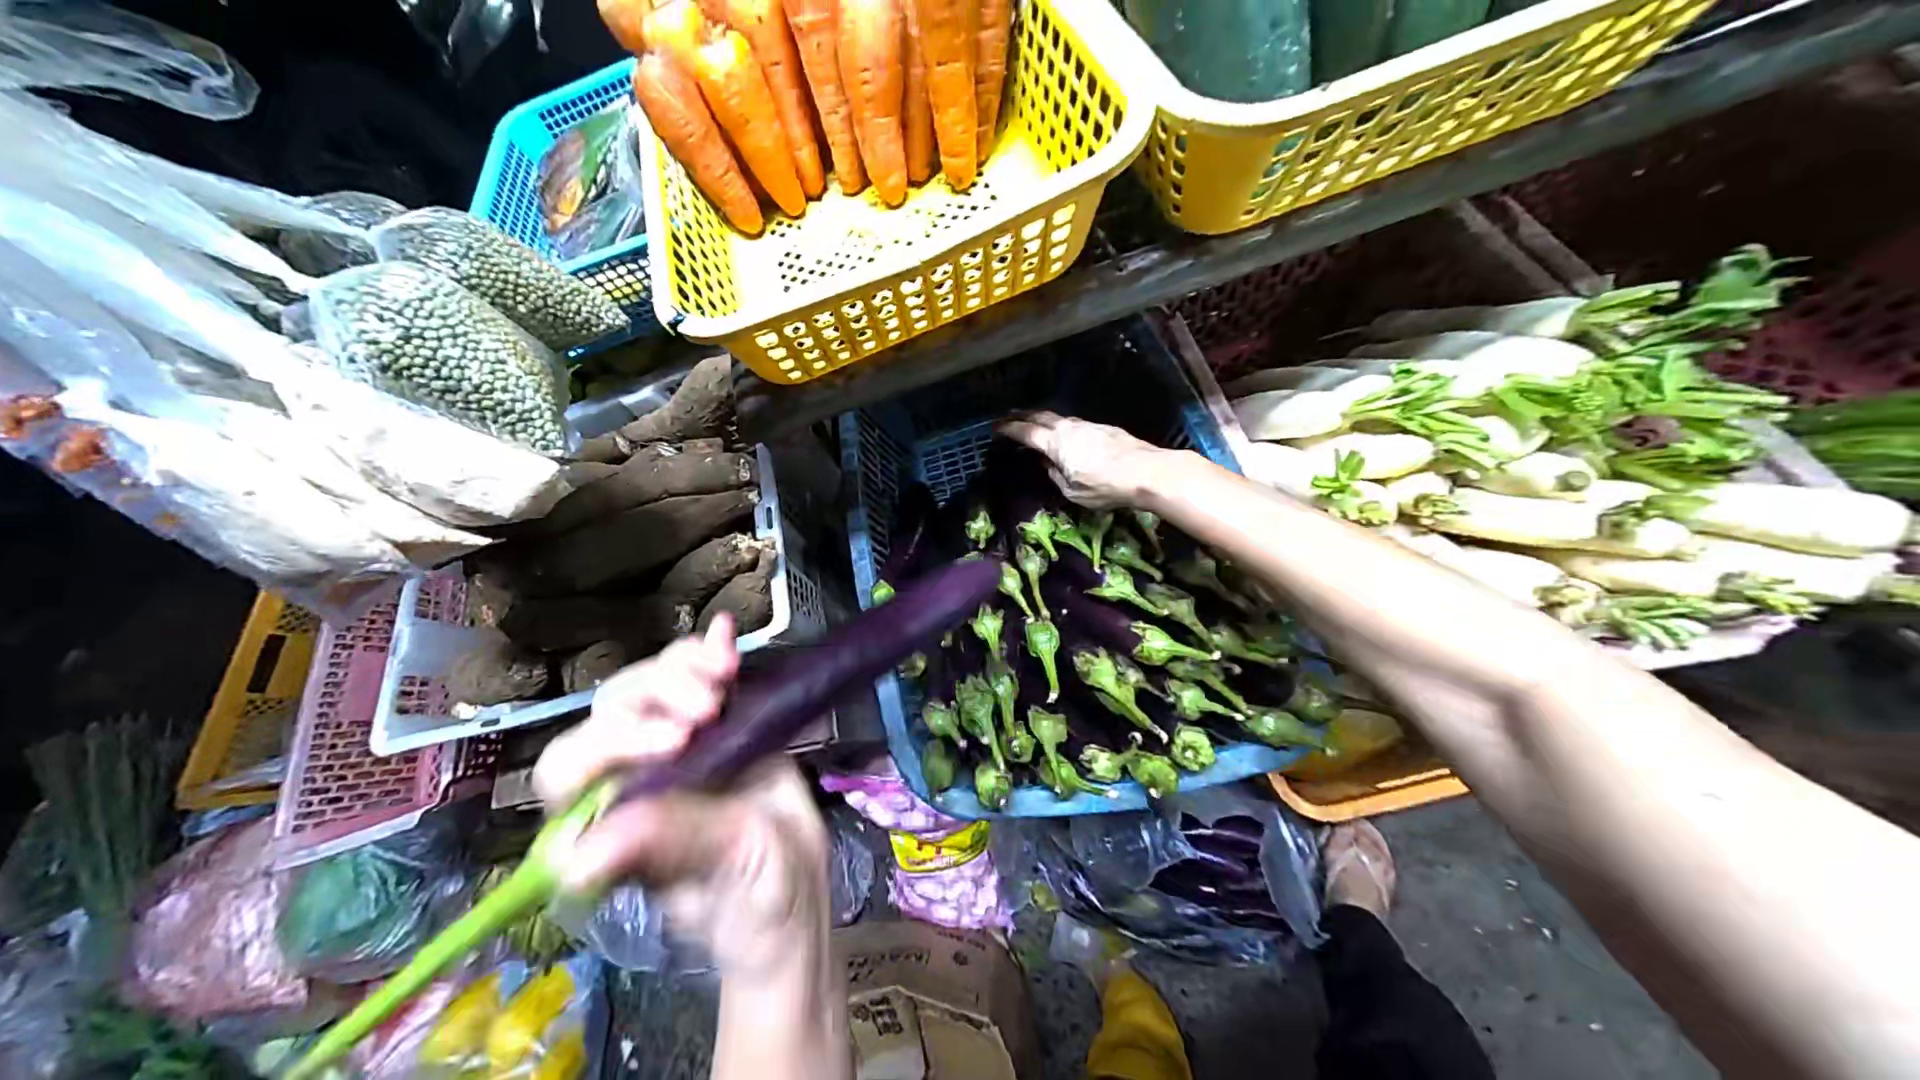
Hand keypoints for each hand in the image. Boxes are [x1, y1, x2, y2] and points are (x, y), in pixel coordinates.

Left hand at [533, 616, 830, 977]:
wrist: (804, 884)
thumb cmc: (760, 901)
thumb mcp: (725, 875)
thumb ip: (670, 851)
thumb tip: (581, 859)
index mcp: (607, 821)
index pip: (570, 769)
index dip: (610, 743)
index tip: (676, 743)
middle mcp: (630, 776)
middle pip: (613, 710)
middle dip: (656, 695)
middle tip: (710, 708)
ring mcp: (676, 744)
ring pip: (652, 683)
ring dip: (684, 667)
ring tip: (727, 671)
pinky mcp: (718, 723)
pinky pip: (700, 675)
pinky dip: (709, 650)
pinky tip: (725, 632)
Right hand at [997, 410, 1170, 509]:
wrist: (1146, 471)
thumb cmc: (1105, 486)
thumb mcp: (1072, 491)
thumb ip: (1054, 474)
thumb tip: (1046, 463)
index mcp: (1055, 443)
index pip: (1025, 432)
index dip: (1008, 429)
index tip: (995, 428)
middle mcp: (1068, 428)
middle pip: (1039, 416)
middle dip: (1021, 416)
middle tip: (1009, 418)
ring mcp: (1087, 425)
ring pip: (1058, 418)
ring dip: (1042, 419)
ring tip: (1034, 424)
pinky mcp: (1102, 428)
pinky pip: (1074, 423)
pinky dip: (1061, 425)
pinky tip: (1063, 433)